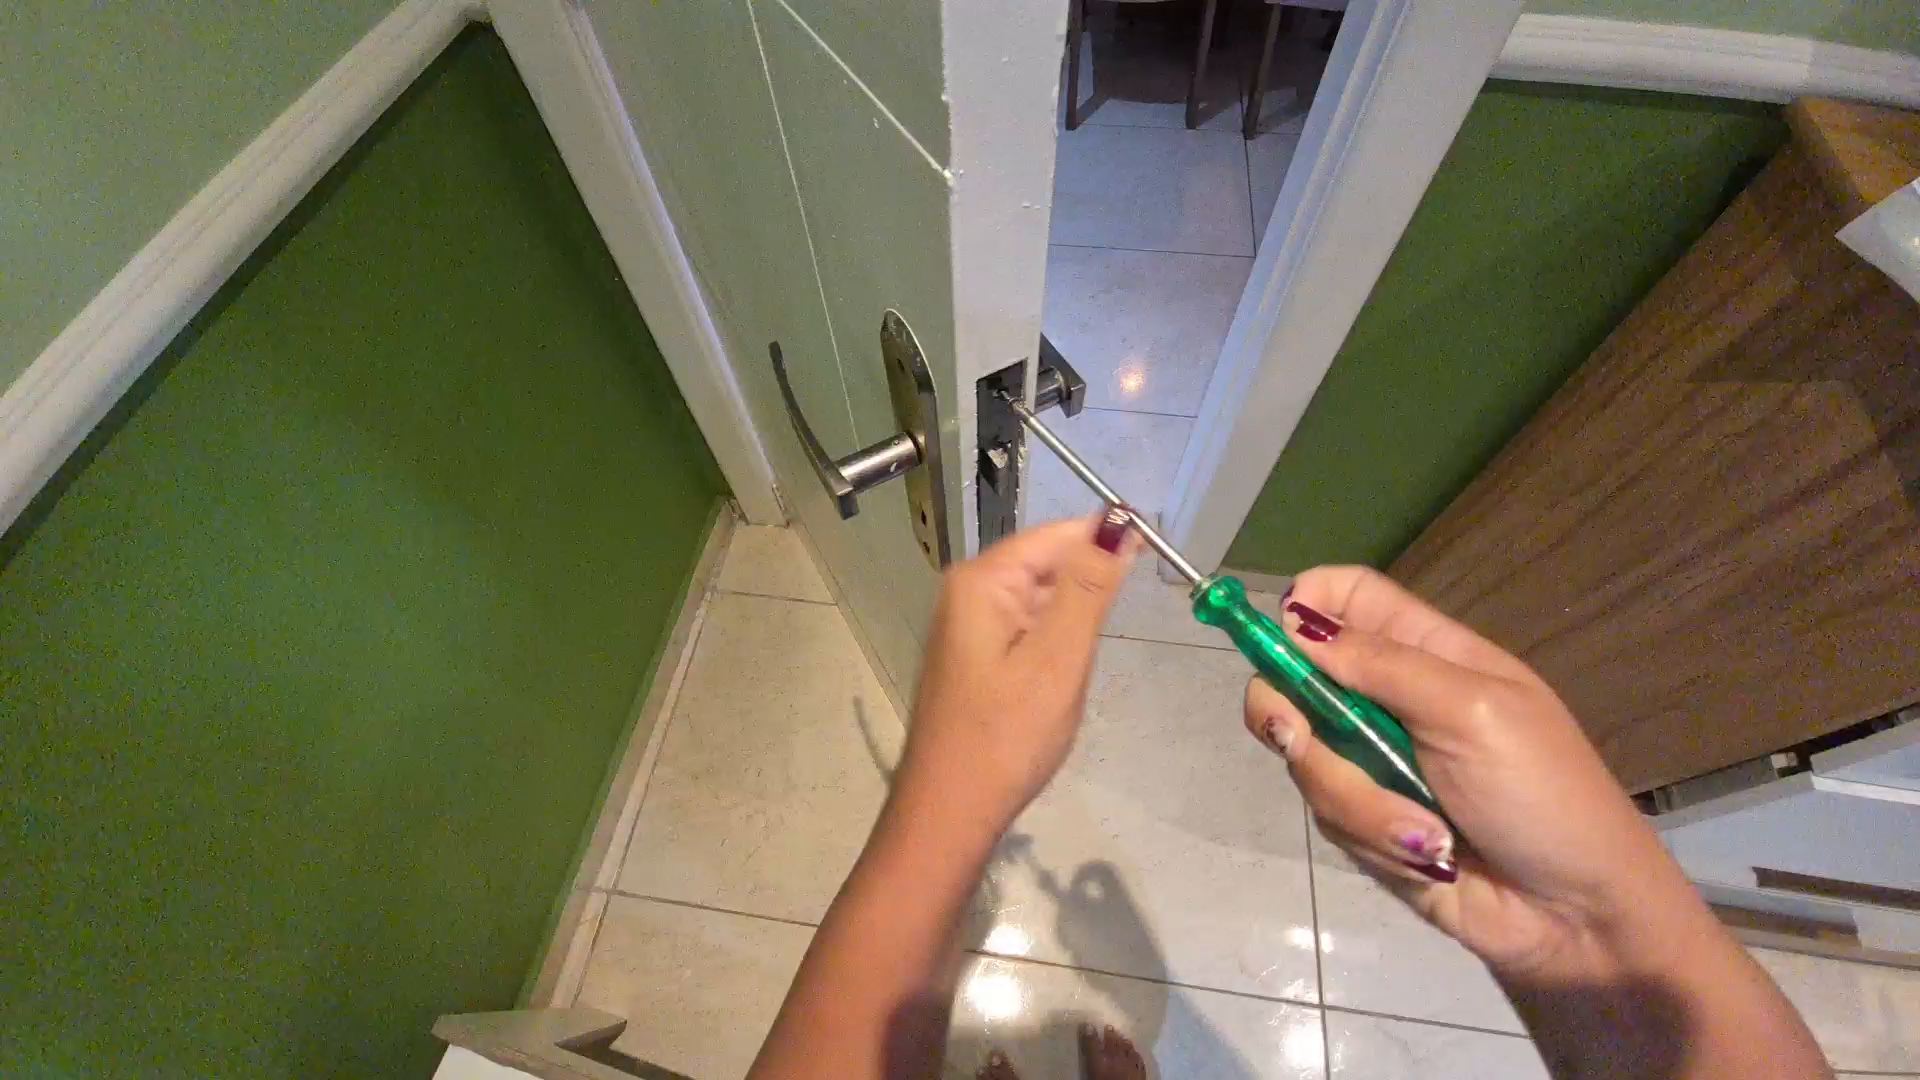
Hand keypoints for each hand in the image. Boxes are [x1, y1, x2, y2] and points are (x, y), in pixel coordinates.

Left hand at [895, 514, 1135, 832]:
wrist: (950, 812)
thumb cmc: (1006, 736)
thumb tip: (1117, 521)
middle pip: (1046, 565)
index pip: (1056, 535)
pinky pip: (1026, 630)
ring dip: (1070, 627)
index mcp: (982, 580)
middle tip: (1091, 650)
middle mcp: (967, 591)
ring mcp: (967, 624)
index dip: (1105, 541)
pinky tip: (1052, 686)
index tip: (1152, 563)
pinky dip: (1051, 648)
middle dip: (1085, 595)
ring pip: (1041, 601)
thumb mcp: (1059, 657)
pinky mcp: (974, 654)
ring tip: (1068, 676)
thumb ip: (1089, 586)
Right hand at [1243, 566, 1701, 979]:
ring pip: (1301, 750)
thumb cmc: (1543, 795)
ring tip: (1423, 832)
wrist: (1578, 922)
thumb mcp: (1474, 712)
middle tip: (1298, 737)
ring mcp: (1365, 755)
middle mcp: (1380, 695)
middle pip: (1290, 672)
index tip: (1282, 635)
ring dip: (1355, 797)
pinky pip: (1324, 808)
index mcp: (1421, 653)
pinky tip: (1423, 855)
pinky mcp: (1357, 811)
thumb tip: (1295, 621)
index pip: (1343, 595)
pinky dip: (1370, 834)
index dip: (1303, 601)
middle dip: (1283, 708)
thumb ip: (1382, 663)